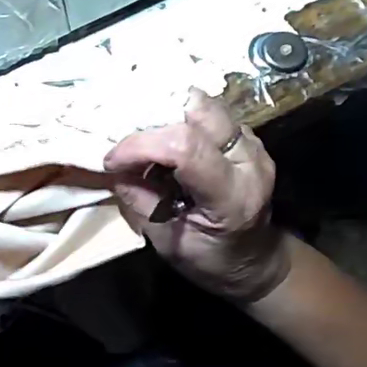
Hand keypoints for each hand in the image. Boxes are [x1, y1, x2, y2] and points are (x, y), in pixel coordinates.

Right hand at [104, 90, 289, 303]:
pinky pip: (209, 114)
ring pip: (204, 105)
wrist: (254, 261)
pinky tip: (168, 145)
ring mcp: (253, 145)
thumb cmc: (211, 260)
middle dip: (155, 119)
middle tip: (131, 144)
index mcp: (233, 197)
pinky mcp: (248, 137)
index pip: (186, 149)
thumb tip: (114, 166)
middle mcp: (250, 161)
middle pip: (199, 110)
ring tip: (148, 144)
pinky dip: (180, 121)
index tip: (112, 160)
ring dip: (168, 117)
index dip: (140, 146)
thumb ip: (140, 200)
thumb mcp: (167, 241)